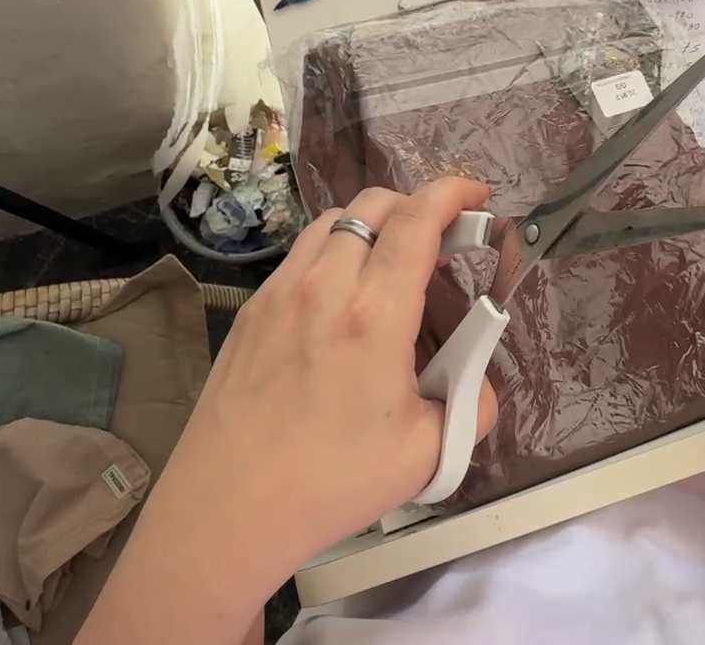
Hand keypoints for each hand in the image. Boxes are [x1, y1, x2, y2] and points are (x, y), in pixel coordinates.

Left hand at [175, 178, 498, 568]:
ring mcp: (281, 290)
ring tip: (393, 266)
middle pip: (376, 204)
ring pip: (336, 220)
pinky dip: (337, 249)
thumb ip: (472, 403)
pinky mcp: (253, 306)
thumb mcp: (426, 454)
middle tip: (444, 239)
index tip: (478, 193)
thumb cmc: (330, 483)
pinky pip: (304, 251)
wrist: (225, 511)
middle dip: (419, 204)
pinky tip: (344, 298)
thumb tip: (479, 375)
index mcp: (374, 315)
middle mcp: (325, 285)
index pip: (418, 220)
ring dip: (375, 223)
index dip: (454, 192)